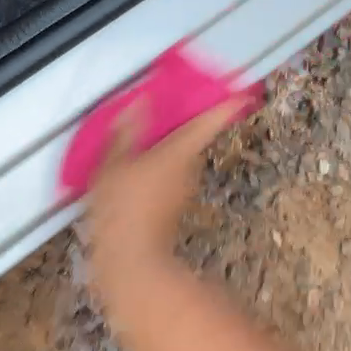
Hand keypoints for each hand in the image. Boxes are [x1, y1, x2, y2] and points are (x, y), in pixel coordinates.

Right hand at [83, 99, 246, 296]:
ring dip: (164, 144)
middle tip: (163, 105)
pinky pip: (167, 173)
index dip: (224, 102)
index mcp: (179, 151)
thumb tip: (140, 104)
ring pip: (178, 155)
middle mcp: (188, 168)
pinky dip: (155, 165)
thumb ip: (128, 130)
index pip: (210, 119)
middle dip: (179, 120)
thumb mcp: (114, 163)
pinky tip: (131, 169)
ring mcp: (182, 189)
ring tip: (137, 137)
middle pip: (191, 136)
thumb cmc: (124, 211)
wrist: (131, 261)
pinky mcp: (172, 205)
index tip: (236, 90)